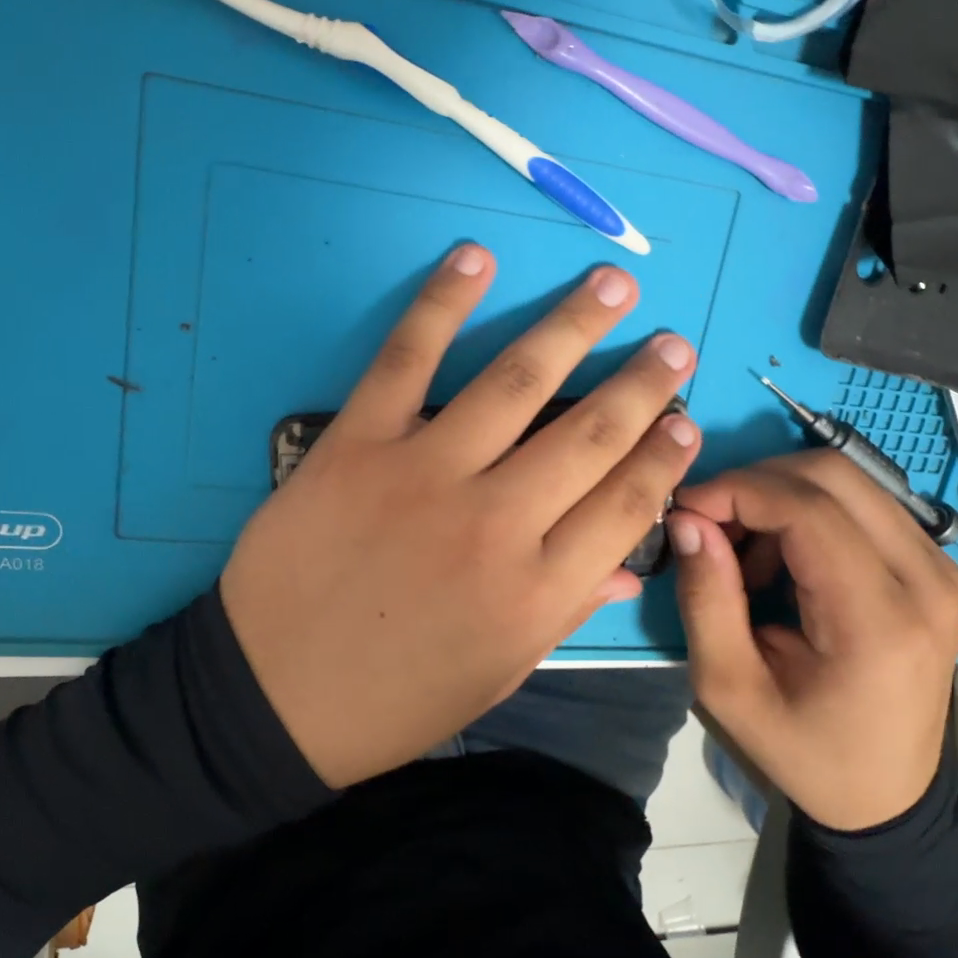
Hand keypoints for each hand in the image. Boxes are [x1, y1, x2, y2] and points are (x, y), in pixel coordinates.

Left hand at [222, 243, 700, 788]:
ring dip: (573, 326)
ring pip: (515, 383)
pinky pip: (406, 360)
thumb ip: (564, 612)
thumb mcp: (496, 674)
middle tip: (673, 346)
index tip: (685, 420)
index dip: (664, 458)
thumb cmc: (393, 697)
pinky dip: (441, 304)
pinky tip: (476, 260)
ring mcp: (423, 473)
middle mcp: (495, 522)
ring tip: (614, 286)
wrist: (273, 694)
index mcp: (536, 591)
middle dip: (642, 385)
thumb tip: (627, 565)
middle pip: (588, 436)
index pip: (625, 505)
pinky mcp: (356, 443)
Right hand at [668, 451, 957, 830]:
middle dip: (755, 484)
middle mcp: (927, 581)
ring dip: (781, 498)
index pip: (807, 509)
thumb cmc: (803, 749)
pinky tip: (781, 559)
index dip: (737, 491)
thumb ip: (706, 598)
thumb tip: (688, 519)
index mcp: (879, 621)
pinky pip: (865, 503)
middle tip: (710, 525)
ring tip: (744, 554)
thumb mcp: (729, 687)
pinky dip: (808, 512)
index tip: (685, 509)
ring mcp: (943, 570)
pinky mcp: (940, 567)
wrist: (885, 793)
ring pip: (849, 480)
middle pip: (833, 476)